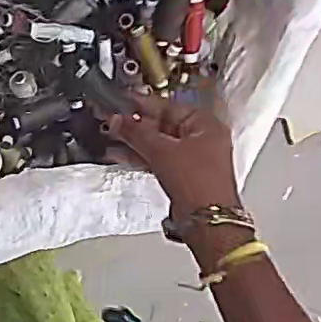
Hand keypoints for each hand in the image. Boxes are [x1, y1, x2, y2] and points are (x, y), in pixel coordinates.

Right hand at [104, 93, 242, 217]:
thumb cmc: (200, 184)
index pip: (169, 107)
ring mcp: (193, 160)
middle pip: (164, 126)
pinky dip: (143, 157)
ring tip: (114, 136)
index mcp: (206, 125)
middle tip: (115, 121)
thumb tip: (118, 121)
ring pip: (160, 144)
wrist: (206, 219)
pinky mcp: (183, 177)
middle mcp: (203, 140)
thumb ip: (136, 133)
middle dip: (137, 125)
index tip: (124, 102)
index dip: (144, 105)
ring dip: (137, 142)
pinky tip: (125, 154)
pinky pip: (160, 160)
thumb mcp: (162, 150)